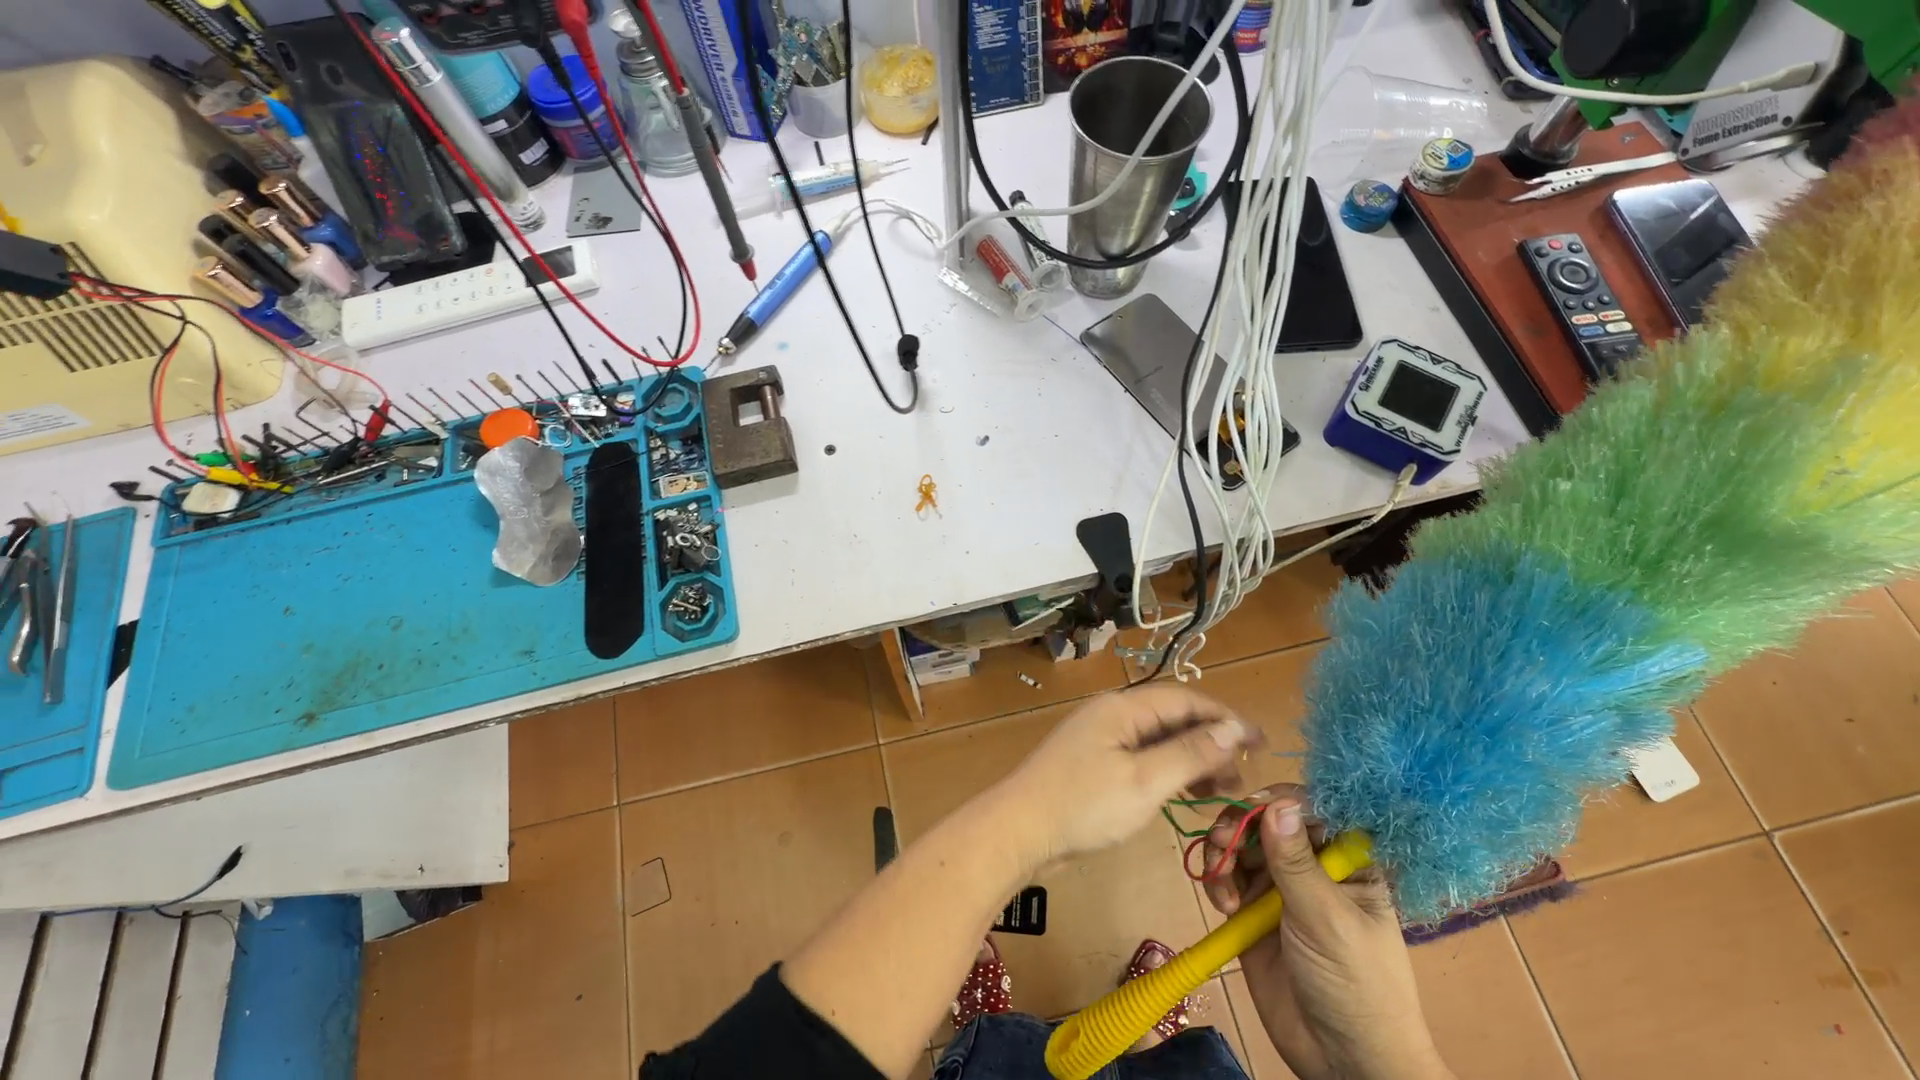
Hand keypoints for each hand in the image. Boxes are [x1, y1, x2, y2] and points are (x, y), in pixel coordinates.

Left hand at [986, 686, 1261, 865]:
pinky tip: (1183, 793)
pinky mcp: (1092, 764)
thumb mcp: (1145, 782)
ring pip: (1157, 740)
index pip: (1186, 700)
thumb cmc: (1083, 806)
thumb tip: (1233, 728)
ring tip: (1221, 789)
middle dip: (1210, 742)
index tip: (1261, 742)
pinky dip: (1167, 772)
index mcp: (1123, 708)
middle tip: (1242, 776)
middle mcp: (1111, 714)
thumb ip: (1190, 754)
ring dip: (1191, 760)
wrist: (1018, 831)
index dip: (1226, 718)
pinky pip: (1140, 757)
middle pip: (1172, 718)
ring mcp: (1099, 739)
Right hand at [1202, 788, 1453, 1079]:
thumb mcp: (1328, 919)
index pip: (1312, 809)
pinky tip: (1223, 905)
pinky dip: (1218, 882)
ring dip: (1224, 853)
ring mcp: (1280, 890)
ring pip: (1242, 846)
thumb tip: (1278, 803)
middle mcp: (1313, 867)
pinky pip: (1227, 880)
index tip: (1252, 805)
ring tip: (1221, 880)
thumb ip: (1297, 862)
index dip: (1280, 799)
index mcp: (1347, 860)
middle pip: (1268, 821)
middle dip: (1241, 826)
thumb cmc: (1355, 984)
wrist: (1342, 1060)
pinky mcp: (1252, 914)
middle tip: (1223, 842)